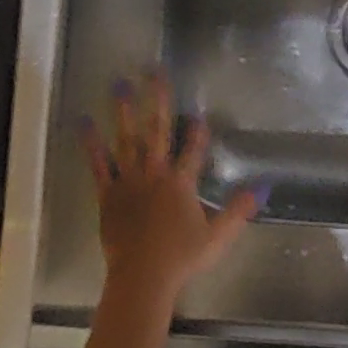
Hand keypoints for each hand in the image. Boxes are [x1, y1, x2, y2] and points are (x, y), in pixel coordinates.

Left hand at [78, 71, 263, 304]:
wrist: (144, 275)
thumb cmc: (182, 257)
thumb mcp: (219, 235)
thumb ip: (239, 209)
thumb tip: (262, 187)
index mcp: (182, 183)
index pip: (193, 149)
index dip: (197, 130)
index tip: (198, 112)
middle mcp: (155, 174)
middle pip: (158, 130)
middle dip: (158, 100)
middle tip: (155, 72)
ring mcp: (129, 181)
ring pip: (127, 139)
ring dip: (124, 111)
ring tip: (120, 84)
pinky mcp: (108, 194)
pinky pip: (99, 164)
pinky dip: (91, 143)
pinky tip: (84, 122)